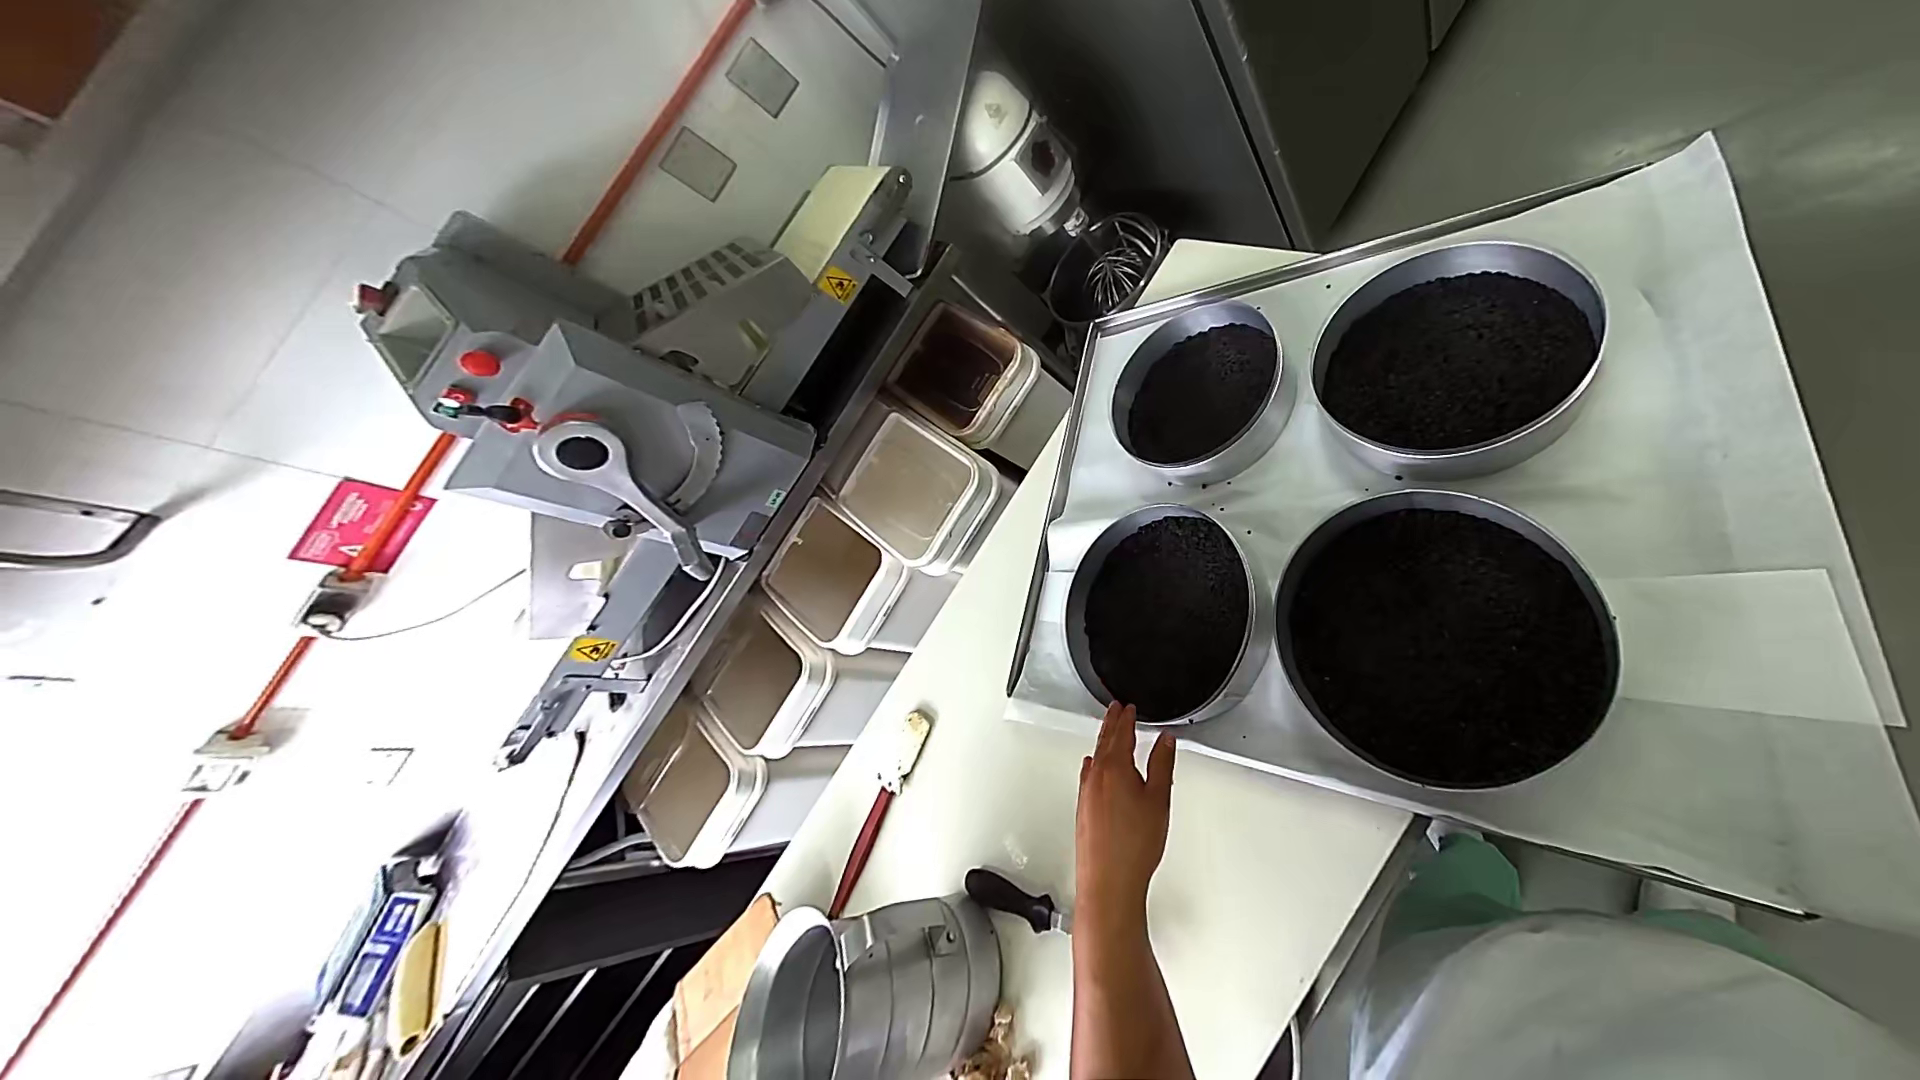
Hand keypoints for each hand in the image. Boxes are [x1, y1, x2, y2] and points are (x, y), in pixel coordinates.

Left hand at [1076, 701, 1175, 927]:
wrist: (1108, 880)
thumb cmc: (1133, 846)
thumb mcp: (1159, 800)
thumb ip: (1161, 765)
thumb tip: (1164, 741)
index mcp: (1114, 768)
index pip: (1120, 733)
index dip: (1126, 718)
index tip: (1128, 707)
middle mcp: (1095, 776)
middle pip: (1105, 742)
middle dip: (1111, 724)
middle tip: (1115, 709)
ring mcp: (1086, 792)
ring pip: (1096, 757)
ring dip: (1103, 741)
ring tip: (1109, 732)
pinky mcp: (1082, 807)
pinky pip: (1088, 774)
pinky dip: (1094, 763)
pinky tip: (1093, 765)